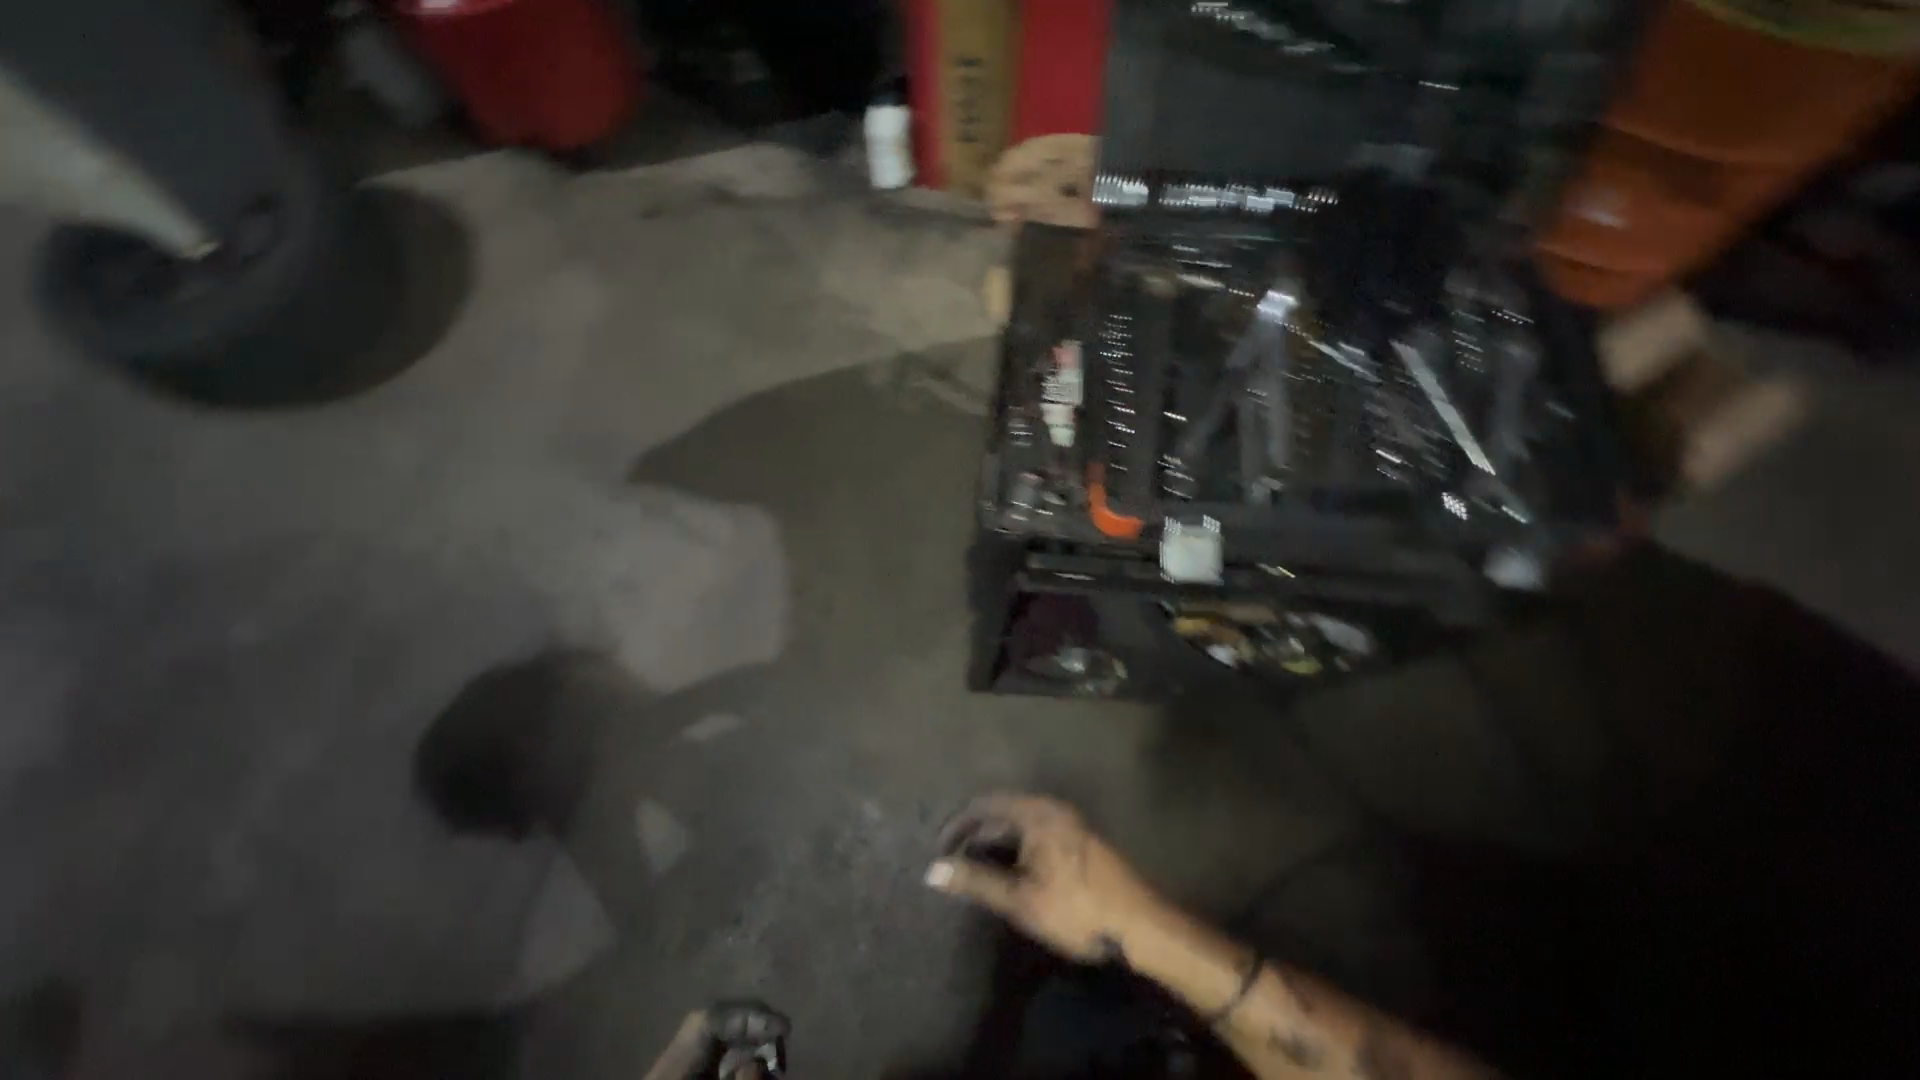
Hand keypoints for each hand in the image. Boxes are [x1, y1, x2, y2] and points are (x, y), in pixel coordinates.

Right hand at [925, 793, 1166, 962]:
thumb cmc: (1076, 909)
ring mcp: (1069, 823)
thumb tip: (932, 870)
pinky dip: (1015, 848)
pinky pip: (1035, 834)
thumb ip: (976, 881)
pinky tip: (1009, 874)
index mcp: (1036, 813)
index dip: (957, 827)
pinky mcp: (1079, 840)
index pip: (983, 806)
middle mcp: (1052, 809)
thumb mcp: (1020, 899)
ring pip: (1019, 825)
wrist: (1140, 926)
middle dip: (975, 836)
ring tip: (975, 871)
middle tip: (953, 863)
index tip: (939, 851)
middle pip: (1002, 813)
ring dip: (995, 844)